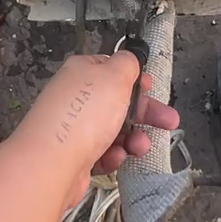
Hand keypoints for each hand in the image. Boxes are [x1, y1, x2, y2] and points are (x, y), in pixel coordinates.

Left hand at [11, 51, 180, 204]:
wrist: (52, 164)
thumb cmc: (84, 115)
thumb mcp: (115, 76)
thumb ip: (128, 63)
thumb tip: (130, 57)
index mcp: (83, 71)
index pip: (112, 69)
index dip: (135, 78)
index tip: (152, 88)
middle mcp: (76, 97)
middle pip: (117, 101)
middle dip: (145, 113)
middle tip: (168, 122)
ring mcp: (74, 127)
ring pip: (113, 130)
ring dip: (132, 138)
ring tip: (140, 147)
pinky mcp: (74, 156)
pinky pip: (102, 153)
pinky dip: (112, 156)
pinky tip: (114, 158)